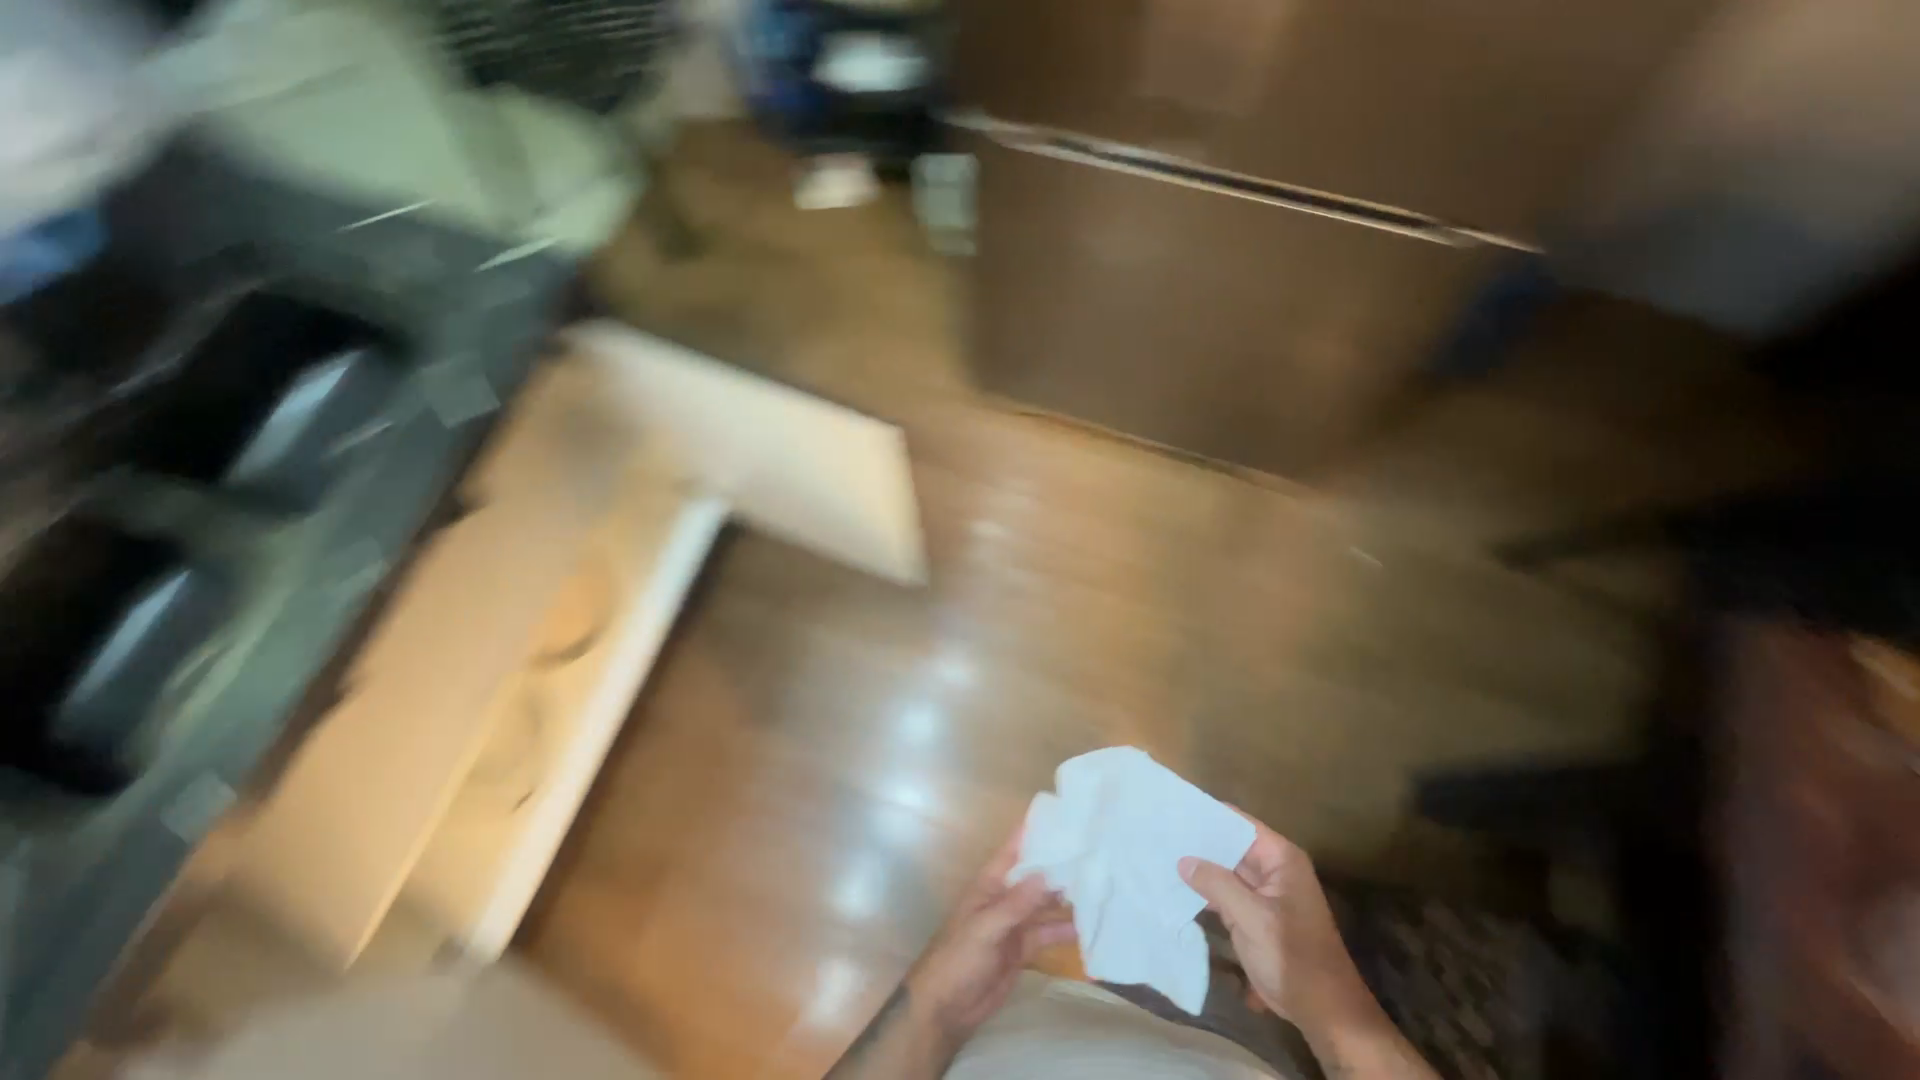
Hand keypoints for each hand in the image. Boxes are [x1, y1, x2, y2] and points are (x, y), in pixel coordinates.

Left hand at [904, 830, 1075, 1048]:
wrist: (946, 1008)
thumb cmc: (958, 959)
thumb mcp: (985, 928)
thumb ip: (1015, 903)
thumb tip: (1045, 874)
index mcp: (989, 885)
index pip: (1013, 850)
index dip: (1033, 832)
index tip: (1062, 817)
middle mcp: (1003, 899)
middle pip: (1034, 877)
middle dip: (1059, 866)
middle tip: (1095, 853)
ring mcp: (1014, 925)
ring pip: (1044, 905)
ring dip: (1065, 899)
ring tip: (1098, 888)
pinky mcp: (1022, 949)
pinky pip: (1046, 934)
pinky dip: (1064, 931)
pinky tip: (1086, 928)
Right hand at [1178, 812, 1368, 1031]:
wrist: (1322, 1009)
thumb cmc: (1293, 957)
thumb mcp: (1252, 917)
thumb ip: (1217, 884)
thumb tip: (1184, 860)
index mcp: (1281, 859)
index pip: (1239, 823)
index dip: (1208, 814)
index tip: (1172, 809)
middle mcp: (1272, 870)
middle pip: (1230, 845)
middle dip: (1198, 841)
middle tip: (1156, 833)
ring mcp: (1263, 894)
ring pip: (1225, 870)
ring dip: (1198, 868)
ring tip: (1158, 855)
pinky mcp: (1253, 916)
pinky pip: (1225, 894)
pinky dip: (1204, 891)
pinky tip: (1174, 888)